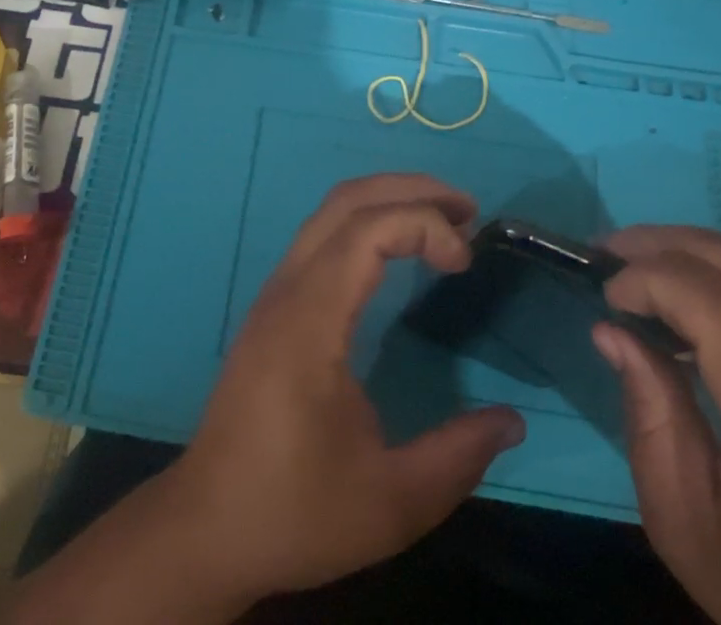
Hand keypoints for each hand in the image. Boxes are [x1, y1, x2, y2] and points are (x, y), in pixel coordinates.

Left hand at [162, 174, 526, 602]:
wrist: (207, 530)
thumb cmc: (296, 513)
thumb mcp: (395, 501)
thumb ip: (461, 455)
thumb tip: (513, 420)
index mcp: (310, 326)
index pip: (365, 230)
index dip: (424, 224)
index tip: (466, 262)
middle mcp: (285, 296)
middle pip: (343, 203)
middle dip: (410, 190)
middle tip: (469, 211)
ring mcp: (271, 302)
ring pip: (326, 217)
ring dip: (386, 205)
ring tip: (443, 226)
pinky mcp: (269, 316)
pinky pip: (318, 244)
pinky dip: (364, 228)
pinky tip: (397, 257)